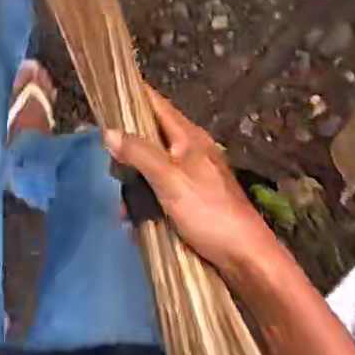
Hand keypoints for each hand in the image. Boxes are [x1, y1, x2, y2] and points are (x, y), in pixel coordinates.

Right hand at [105, 87, 282, 273]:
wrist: (249, 260)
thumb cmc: (209, 212)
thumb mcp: (168, 179)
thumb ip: (138, 153)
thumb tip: (108, 132)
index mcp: (188, 135)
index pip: (155, 102)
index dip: (131, 95)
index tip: (105, 95)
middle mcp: (191, 148)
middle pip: (151, 134)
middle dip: (127, 146)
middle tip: (109, 163)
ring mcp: (195, 173)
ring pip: (154, 163)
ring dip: (135, 177)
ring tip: (121, 200)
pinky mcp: (195, 197)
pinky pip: (162, 186)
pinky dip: (147, 195)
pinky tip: (135, 215)